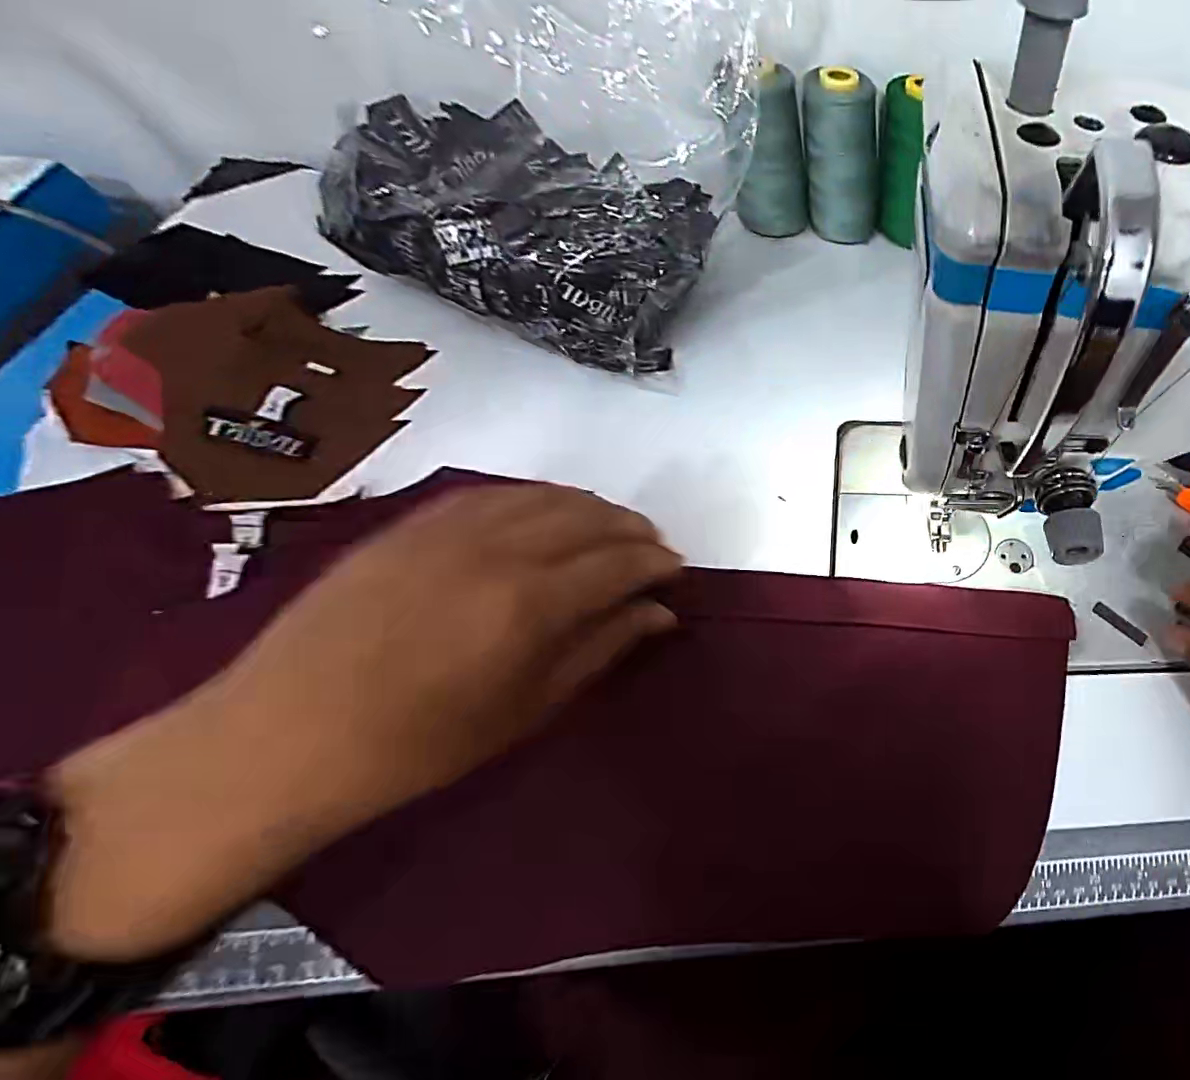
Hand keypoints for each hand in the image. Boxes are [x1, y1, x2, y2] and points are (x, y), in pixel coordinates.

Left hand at [47, 482, 681, 960]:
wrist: (280, 740)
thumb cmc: (422, 744)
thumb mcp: (530, 707)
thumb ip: (601, 648)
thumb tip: (660, 613)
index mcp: (531, 605)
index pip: (620, 562)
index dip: (658, 562)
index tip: (677, 570)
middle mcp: (496, 551)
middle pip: (589, 518)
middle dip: (633, 529)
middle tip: (654, 548)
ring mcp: (446, 531)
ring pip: (543, 496)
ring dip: (591, 507)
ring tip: (612, 527)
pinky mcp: (408, 525)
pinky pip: (490, 492)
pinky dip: (534, 497)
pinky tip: (546, 513)